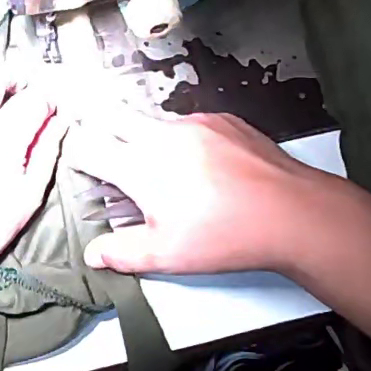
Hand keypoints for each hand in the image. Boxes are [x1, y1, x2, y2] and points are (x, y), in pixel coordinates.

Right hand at [63, 108, 355, 275]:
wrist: (293, 212)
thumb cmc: (230, 235)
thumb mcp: (169, 254)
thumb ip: (123, 252)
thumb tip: (95, 253)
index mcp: (143, 167)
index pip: (89, 147)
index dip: (77, 154)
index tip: (78, 162)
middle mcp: (165, 134)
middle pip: (113, 116)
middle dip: (99, 128)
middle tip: (98, 143)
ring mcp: (196, 122)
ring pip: (153, 120)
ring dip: (144, 137)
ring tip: (160, 170)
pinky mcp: (223, 119)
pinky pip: (188, 123)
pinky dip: (180, 139)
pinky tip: (196, 166)